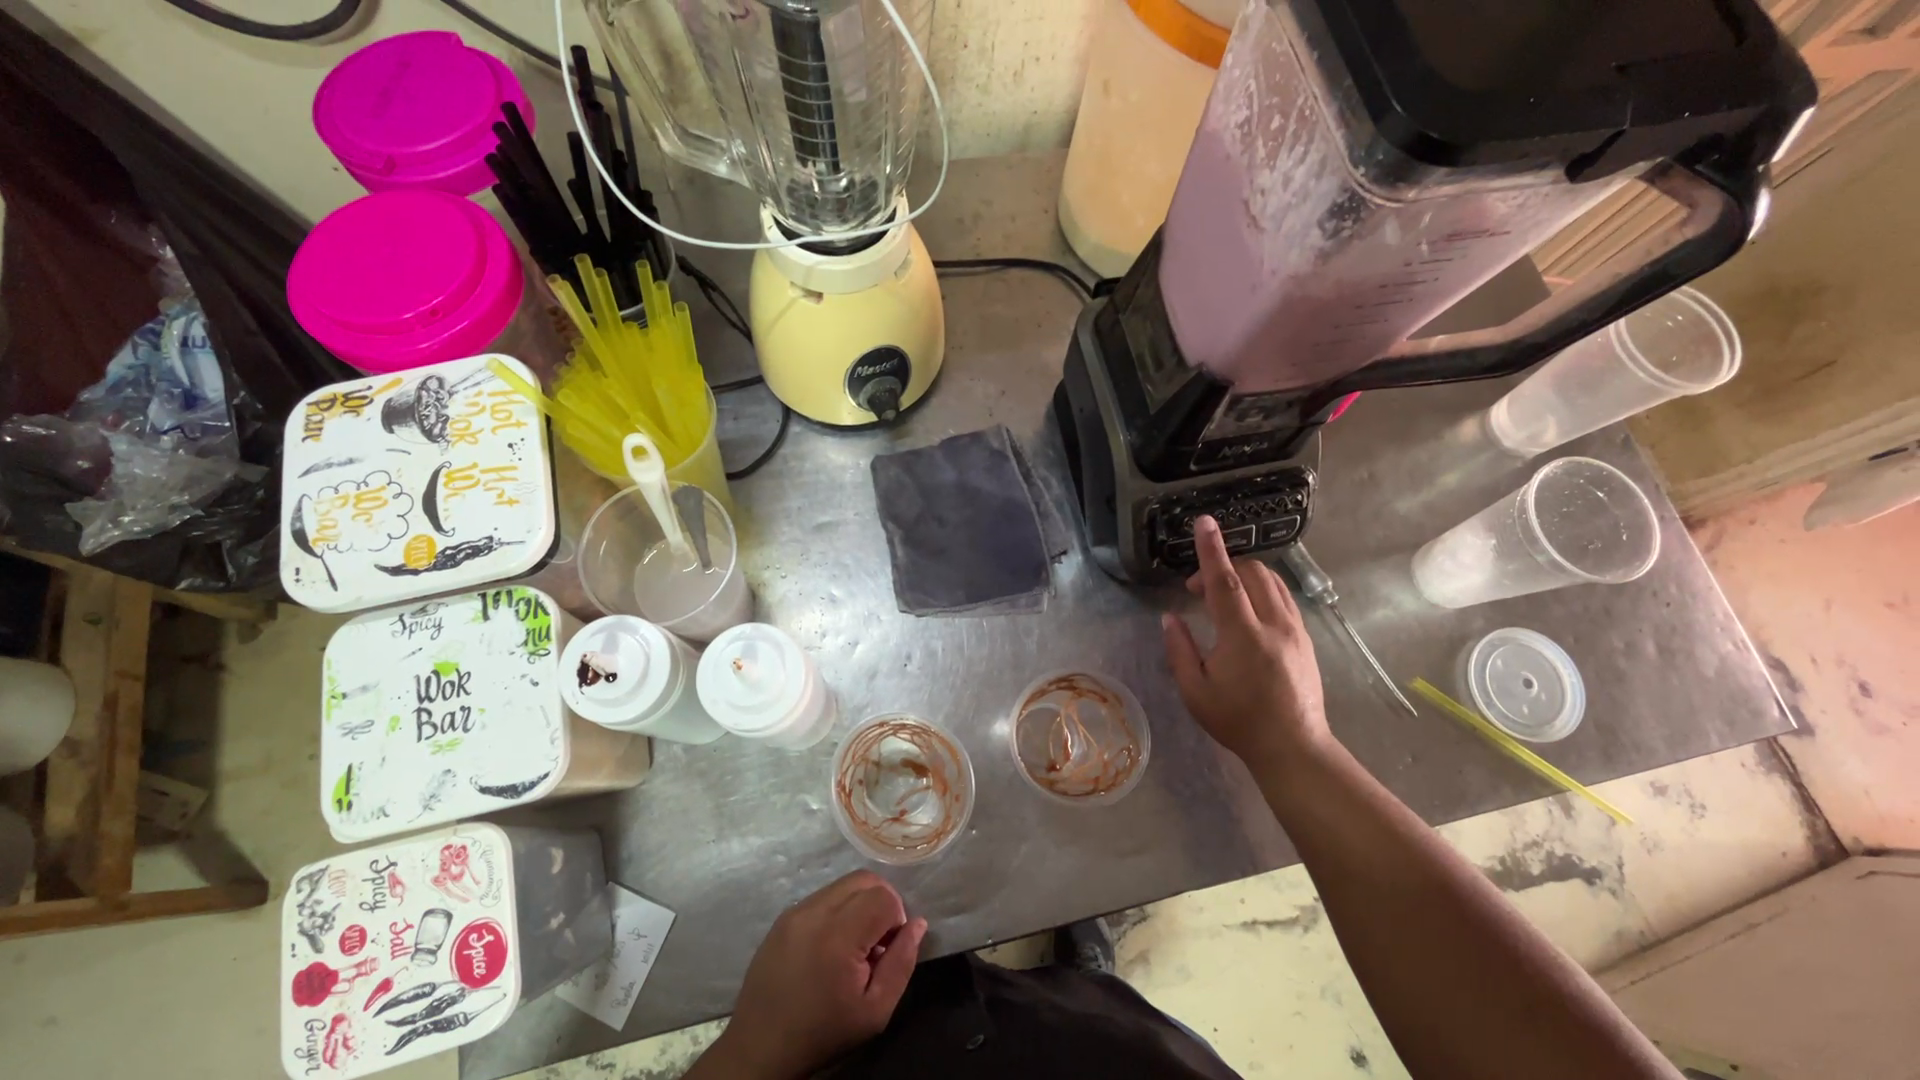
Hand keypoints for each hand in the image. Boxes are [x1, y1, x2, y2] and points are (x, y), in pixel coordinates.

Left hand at [704, 871, 927, 1079]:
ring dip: (859, 904)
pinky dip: (838, 910)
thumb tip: (917, 924)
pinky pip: (822, 897)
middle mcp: (814, 913)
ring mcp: (794, 912)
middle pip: (864, 879)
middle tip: (877, 942)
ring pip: (842, 885)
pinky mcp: (782, 918)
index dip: (897, 918)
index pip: (883, 896)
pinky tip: (831, 946)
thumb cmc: (824, 1033)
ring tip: (854, 945)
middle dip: (881, 902)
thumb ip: (902, 962)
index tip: (888, 948)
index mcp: (838, 936)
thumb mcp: (875, 1010)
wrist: (762, 1047)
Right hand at [1162, 516, 1330, 769]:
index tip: (1204, 522)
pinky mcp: (1305, 638)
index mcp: (1243, 636)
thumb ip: (1179, 649)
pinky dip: (1263, 589)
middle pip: (1252, 572)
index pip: (1224, 581)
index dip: (1210, 549)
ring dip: (1244, 575)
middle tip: (1196, 589)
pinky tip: (1248, 609)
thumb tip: (1170, 617)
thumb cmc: (1237, 721)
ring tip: (1221, 596)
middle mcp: (1274, 624)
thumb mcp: (1195, 691)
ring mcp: (1295, 629)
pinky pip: (1284, 596)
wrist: (1292, 745)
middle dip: (1222, 566)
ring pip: (1272, 581)